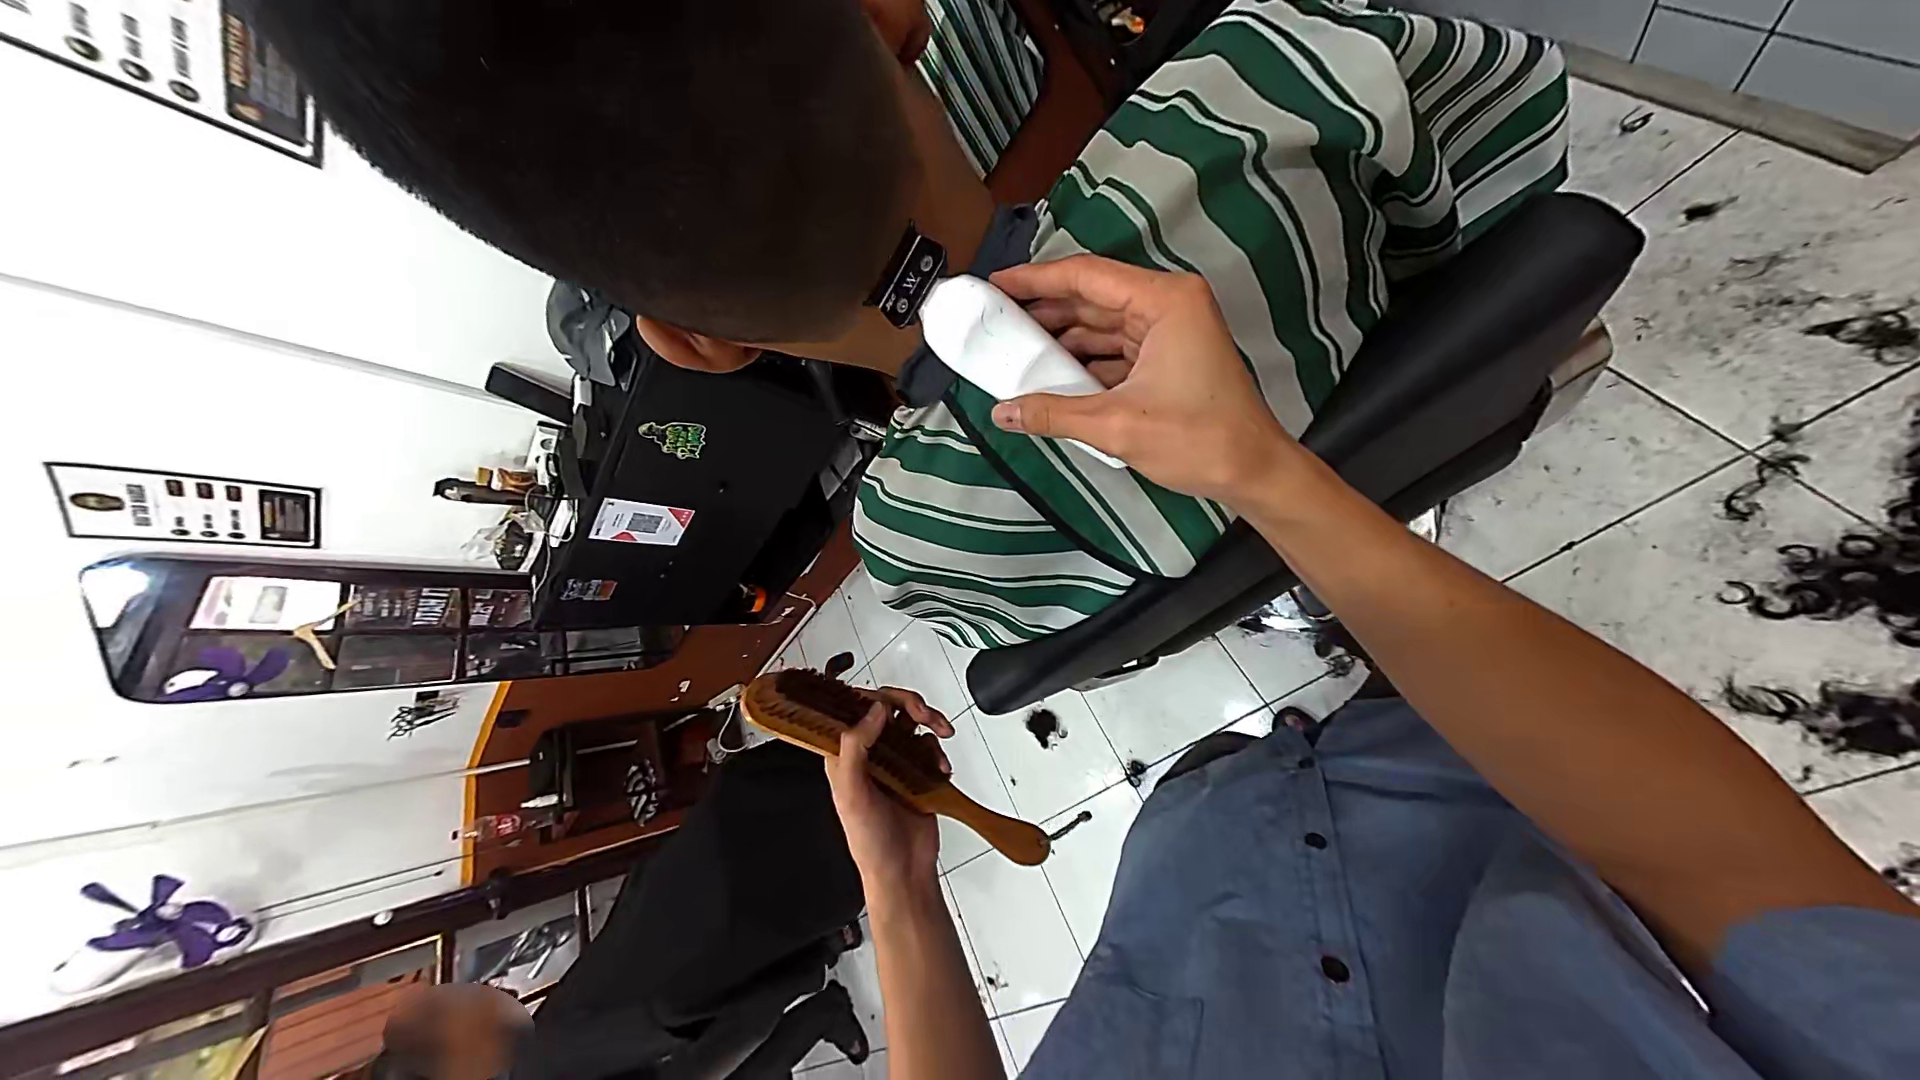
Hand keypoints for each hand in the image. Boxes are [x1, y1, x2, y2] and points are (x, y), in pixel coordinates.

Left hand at [824, 687, 953, 894]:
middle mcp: (867, 751)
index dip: (868, 697)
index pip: (850, 709)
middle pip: (885, 705)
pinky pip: (928, 743)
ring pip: (909, 719)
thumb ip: (854, 748)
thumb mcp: (851, 794)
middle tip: (921, 712)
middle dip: (907, 702)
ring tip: (940, 729)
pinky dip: (939, 747)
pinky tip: (940, 765)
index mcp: (843, 755)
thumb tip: (870, 712)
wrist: (905, 872)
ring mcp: (893, 758)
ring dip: (929, 718)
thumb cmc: (870, 844)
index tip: (886, 702)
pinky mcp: (916, 769)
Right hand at [987, 256, 1300, 504]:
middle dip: (1045, 312)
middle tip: (1001, 320)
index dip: (1036, 279)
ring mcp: (1171, 331)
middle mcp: (1170, 306)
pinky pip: (1115, 349)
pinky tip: (1055, 377)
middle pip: (1092, 298)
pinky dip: (1085, 362)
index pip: (1086, 277)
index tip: (1000, 283)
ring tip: (1019, 351)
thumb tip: (1006, 412)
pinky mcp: (1168, 357)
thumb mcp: (1116, 425)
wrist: (1252, 471)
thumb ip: (1053, 414)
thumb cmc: (1204, 440)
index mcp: (1165, 302)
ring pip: (1102, 325)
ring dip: (1063, 340)